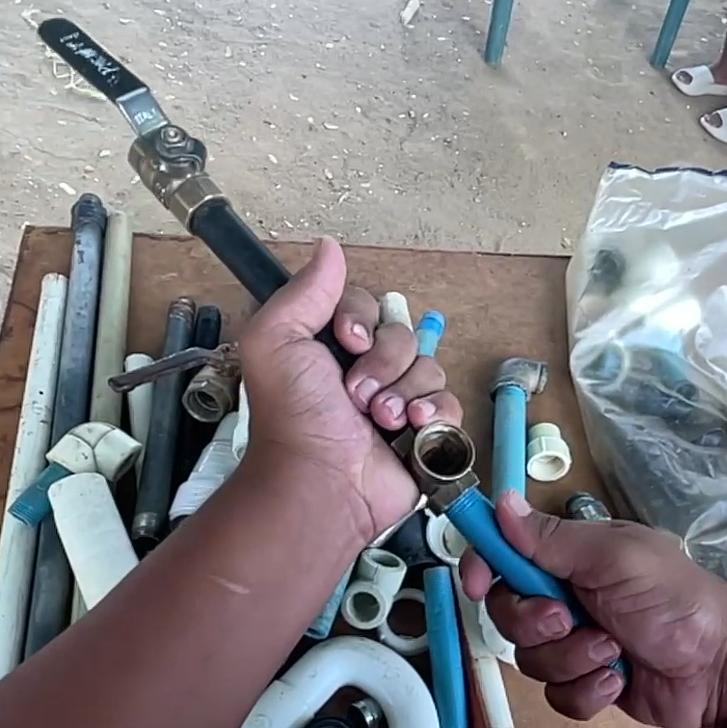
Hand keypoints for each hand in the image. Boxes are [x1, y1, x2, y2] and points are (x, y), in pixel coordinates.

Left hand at [237, 237, 461, 544]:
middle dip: (382, 363)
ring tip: (379, 419)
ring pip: (429, 368)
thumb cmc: (293, 419)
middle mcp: (368, 371)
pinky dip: (434, 413)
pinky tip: (410, 428)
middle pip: (403, 336)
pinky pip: (449, 402)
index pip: (369, 308)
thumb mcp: (276, 342)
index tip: (345, 342)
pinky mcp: (425, 431)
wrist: (321, 481)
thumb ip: (304, 292)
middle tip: (355, 394)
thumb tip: (329, 246)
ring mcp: (399, 402)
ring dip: (403, 392)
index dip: (362, 320)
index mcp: (333, 348)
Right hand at [458, 491, 726, 727]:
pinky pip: (556, 695)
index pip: (506, 553)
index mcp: (572, 556)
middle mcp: (566, 595)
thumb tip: (502, 501)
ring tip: (612, 652)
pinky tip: (618, 681)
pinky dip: (586, 690)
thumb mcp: (616, 558)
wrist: (723, 669)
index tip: (475, 583)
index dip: (483, 565)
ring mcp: (575, 641)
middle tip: (569, 619)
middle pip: (507, 612)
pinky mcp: (586, 683)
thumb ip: (554, 538)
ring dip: (570, 658)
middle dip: (534, 622)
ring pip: (530, 658)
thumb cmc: (674, 600)